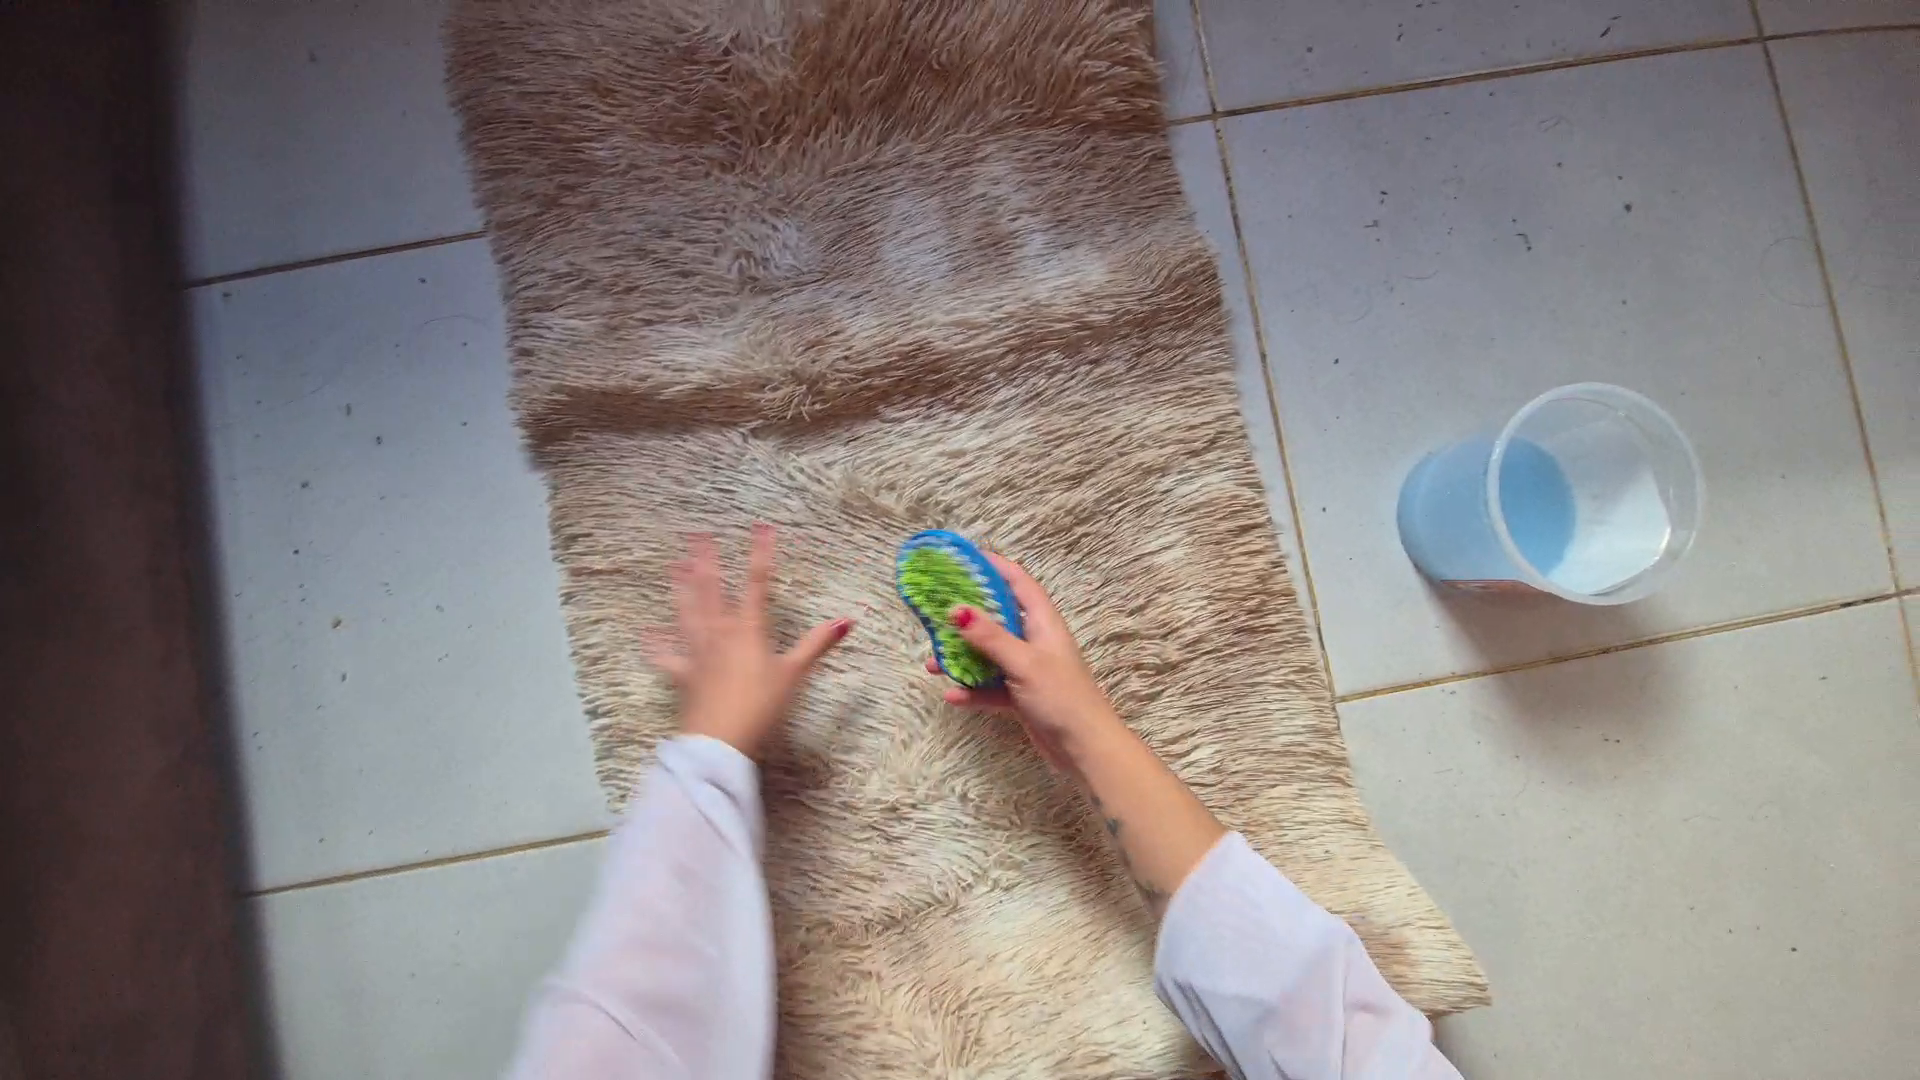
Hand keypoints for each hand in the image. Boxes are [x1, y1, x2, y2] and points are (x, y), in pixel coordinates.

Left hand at [646, 524, 852, 757]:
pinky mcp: (683, 674)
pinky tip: (648, 634)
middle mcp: (718, 633)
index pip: (757, 583)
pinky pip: (666, 656)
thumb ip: (817, 644)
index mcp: (747, 629)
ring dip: (680, 588)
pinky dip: (656, 645)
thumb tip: (847, 620)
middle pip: (711, 589)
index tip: (762, 527)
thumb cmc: (760, 705)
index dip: (760, 553)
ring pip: (686, 613)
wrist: (719, 741)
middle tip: (697, 535)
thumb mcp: (794, 674)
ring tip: (674, 566)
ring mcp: (697, 652)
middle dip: (706, 560)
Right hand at [922, 552, 1124, 773]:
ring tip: (932, 663)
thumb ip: (990, 637)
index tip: (966, 558)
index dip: (996, 567)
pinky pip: (990, 687)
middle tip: (936, 611)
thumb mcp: (1024, 662)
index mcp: (1043, 623)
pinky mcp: (1021, 696)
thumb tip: (958, 610)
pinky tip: (952, 697)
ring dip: (962, 659)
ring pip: (989, 655)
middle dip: (967, 616)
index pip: (1019, 583)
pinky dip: (973, 691)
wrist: (1085, 748)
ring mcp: (1027, 669)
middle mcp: (1034, 641)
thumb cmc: (1061, 697)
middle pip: (997, 618)